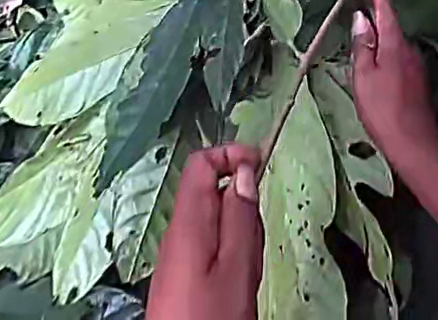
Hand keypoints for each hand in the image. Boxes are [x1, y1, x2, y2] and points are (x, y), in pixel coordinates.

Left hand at [148, 145, 261, 319]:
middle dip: (240, 202)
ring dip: (238, 231)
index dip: (232, 154)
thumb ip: (242, 216)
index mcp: (188, 223)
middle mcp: (177, 234)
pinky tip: (238, 283)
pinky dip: (229, 253)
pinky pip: (208, 247)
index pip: (202, 162)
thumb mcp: (237, 269)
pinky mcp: (181, 279)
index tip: (260, 166)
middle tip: (255, 235)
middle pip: (210, 190)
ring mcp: (177, 258)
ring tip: (248, 266)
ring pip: (213, 220)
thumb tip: (245, 172)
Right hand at [351, 0, 437, 169]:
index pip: (386, 11)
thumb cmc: (383, 108)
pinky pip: (399, 56)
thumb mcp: (364, 75)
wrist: (414, 144)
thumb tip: (361, 17)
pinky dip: (387, 52)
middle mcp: (409, 48)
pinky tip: (378, 64)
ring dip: (381, 37)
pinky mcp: (417, 79)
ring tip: (364, 38)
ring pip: (395, 42)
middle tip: (360, 8)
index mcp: (395, 42)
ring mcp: (416, 64)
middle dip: (377, 16)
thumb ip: (363, 44)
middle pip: (391, 25)